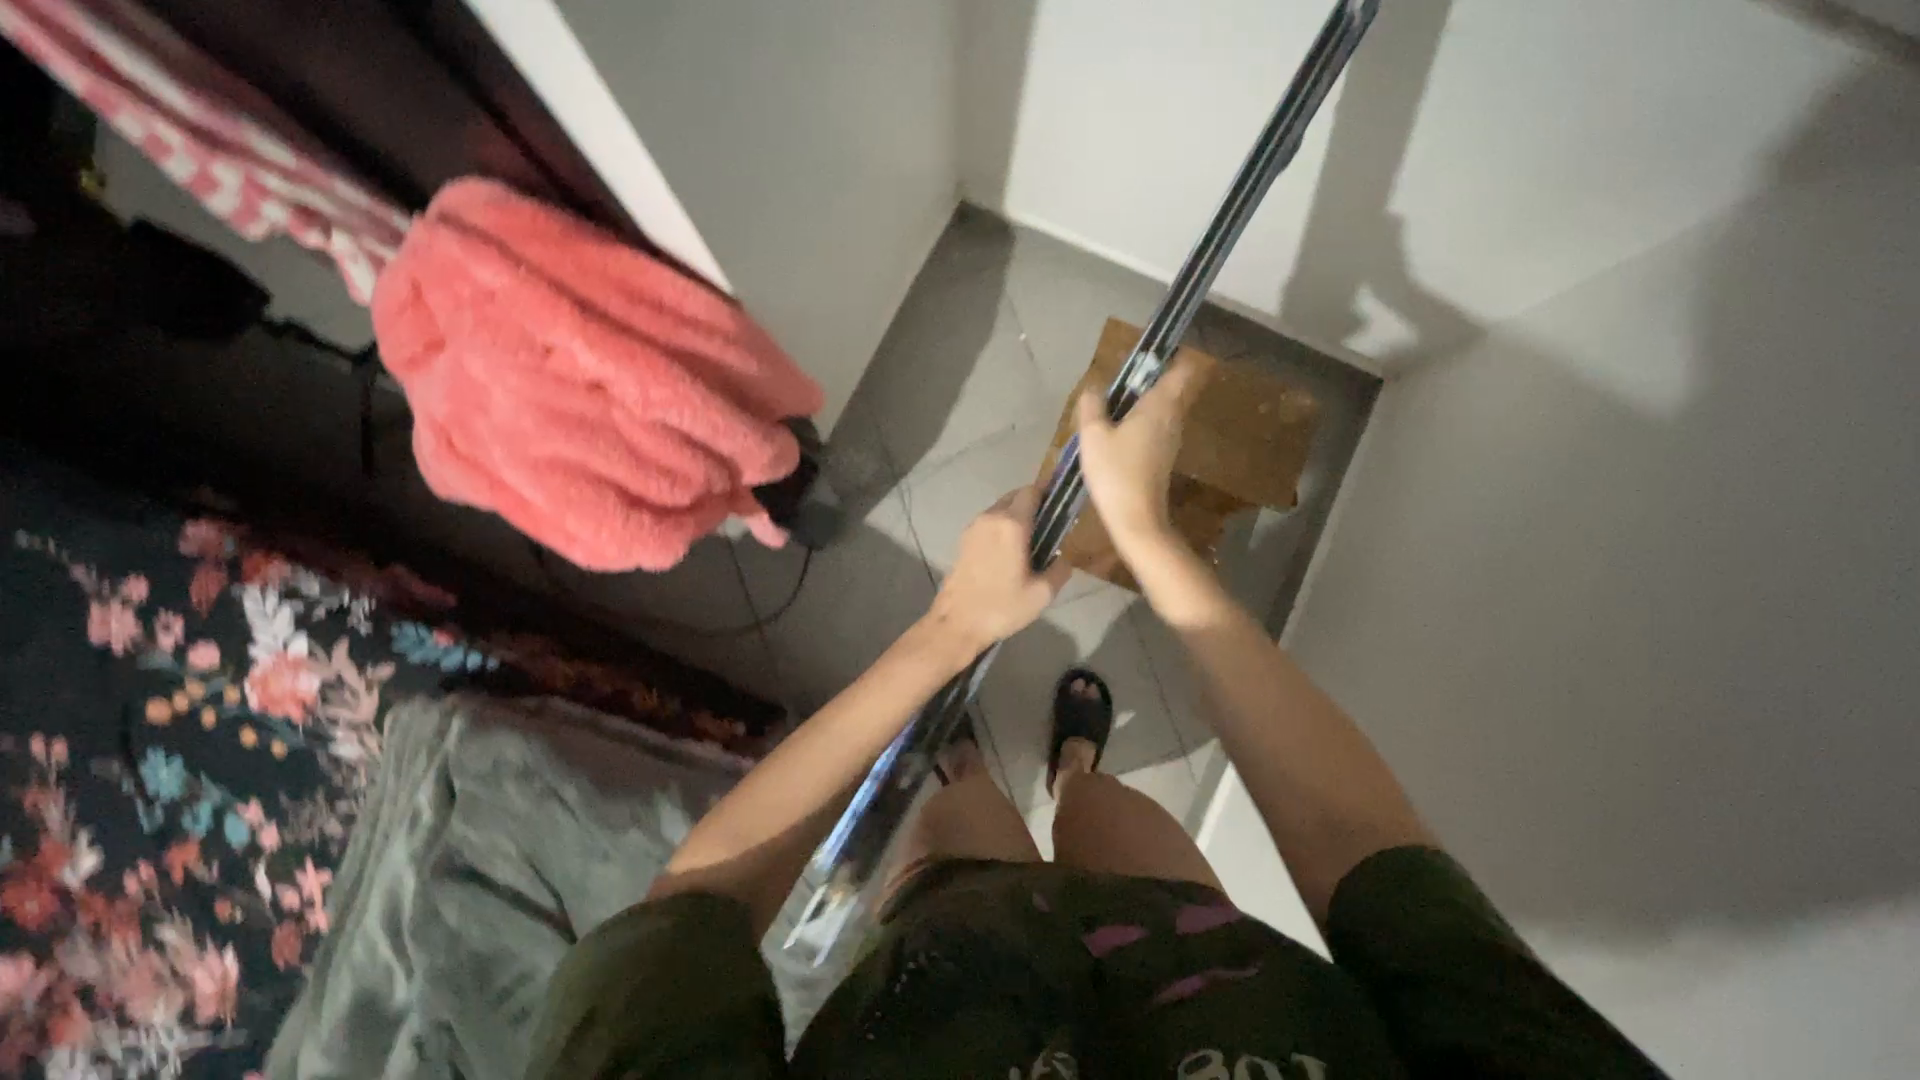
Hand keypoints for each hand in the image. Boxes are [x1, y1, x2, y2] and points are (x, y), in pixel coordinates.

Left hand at [927, 485, 1071, 650]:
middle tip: (1049, 529)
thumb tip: (1064, 558)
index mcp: (1011, 524)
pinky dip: (1001, 528)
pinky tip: (1009, 552)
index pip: (1032, 491)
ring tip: (1030, 543)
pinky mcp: (963, 540)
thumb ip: (1060, 570)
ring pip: (1000, 509)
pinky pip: (989, 523)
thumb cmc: (1001, 607)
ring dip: (1016, 517)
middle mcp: (990, 518)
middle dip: (1033, 506)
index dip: (1048, 495)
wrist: (957, 623)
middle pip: (1015, 497)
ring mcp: (973, 527)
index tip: (1060, 508)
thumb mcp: (1042, 594)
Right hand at [1075, 352, 1210, 550]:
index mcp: (1160, 406)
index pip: (1182, 369)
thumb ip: (1092, 406)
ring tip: (1113, 406)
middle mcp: (1172, 418)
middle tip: (1121, 380)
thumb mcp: (1093, 436)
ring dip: (1143, 402)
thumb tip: (1094, 387)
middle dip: (1151, 378)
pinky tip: (1117, 433)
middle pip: (1172, 388)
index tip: (1153, 351)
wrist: (1137, 519)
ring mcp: (1171, 440)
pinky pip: (1156, 428)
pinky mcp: (1164, 458)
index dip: (1173, 355)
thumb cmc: (1115, 473)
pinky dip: (1141, 422)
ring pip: (1163, 409)